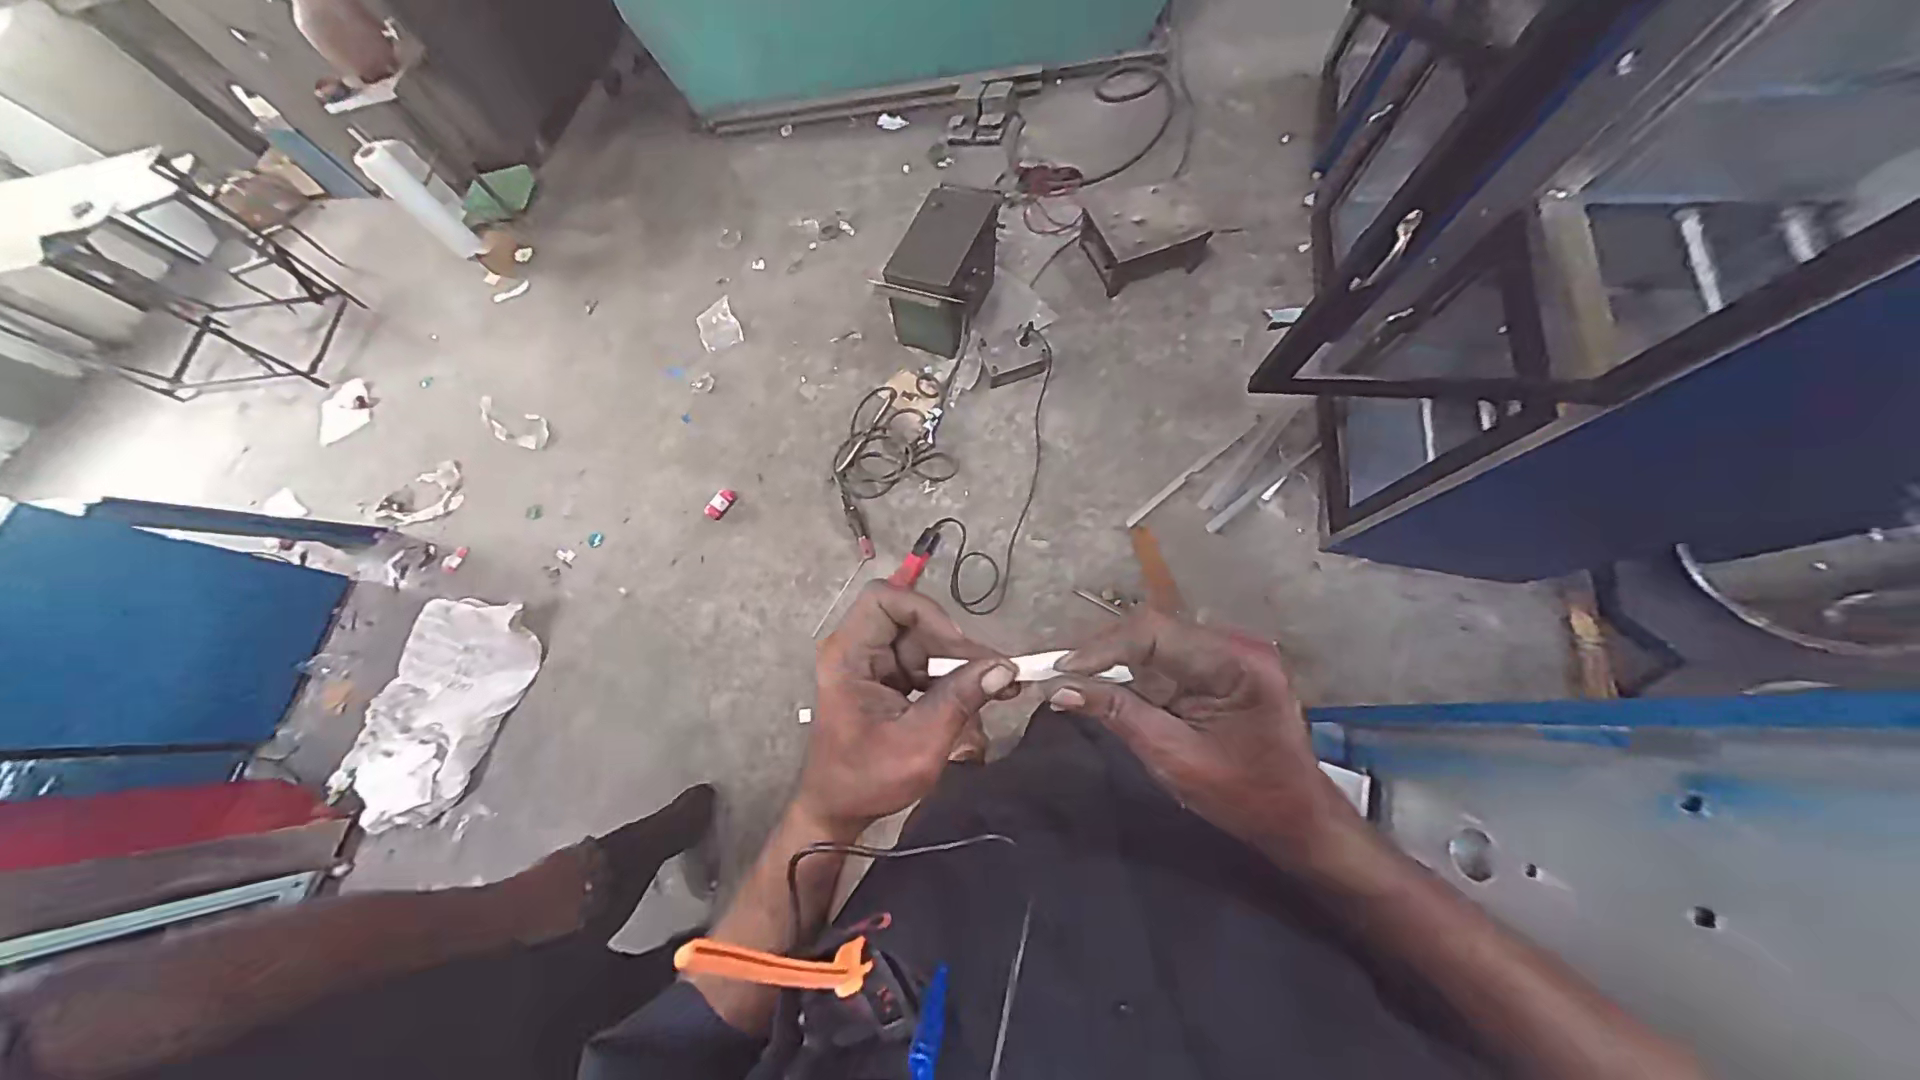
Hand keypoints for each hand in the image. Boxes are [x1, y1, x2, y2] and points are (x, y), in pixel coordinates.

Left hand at [800, 582, 1017, 833]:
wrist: (837, 812)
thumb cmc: (866, 780)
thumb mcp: (918, 743)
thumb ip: (959, 700)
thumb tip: (1004, 668)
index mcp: (848, 655)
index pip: (884, 599)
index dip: (925, 612)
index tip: (956, 645)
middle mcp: (858, 650)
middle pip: (913, 620)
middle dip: (955, 645)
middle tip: (996, 671)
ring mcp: (874, 664)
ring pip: (926, 642)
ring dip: (962, 661)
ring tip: (999, 683)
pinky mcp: (889, 680)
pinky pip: (927, 663)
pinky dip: (954, 675)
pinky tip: (982, 690)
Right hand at [1042, 610, 1366, 870]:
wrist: (1298, 819)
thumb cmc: (1245, 797)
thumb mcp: (1175, 758)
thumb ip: (1119, 715)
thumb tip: (1061, 689)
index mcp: (1236, 662)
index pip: (1154, 632)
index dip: (1101, 647)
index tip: (1061, 669)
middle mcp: (1233, 645)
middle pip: (1151, 631)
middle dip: (1101, 652)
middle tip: (1057, 673)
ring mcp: (1226, 654)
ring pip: (1152, 642)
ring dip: (1110, 661)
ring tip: (1069, 677)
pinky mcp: (1215, 668)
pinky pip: (1162, 660)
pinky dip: (1129, 673)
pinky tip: (1100, 684)